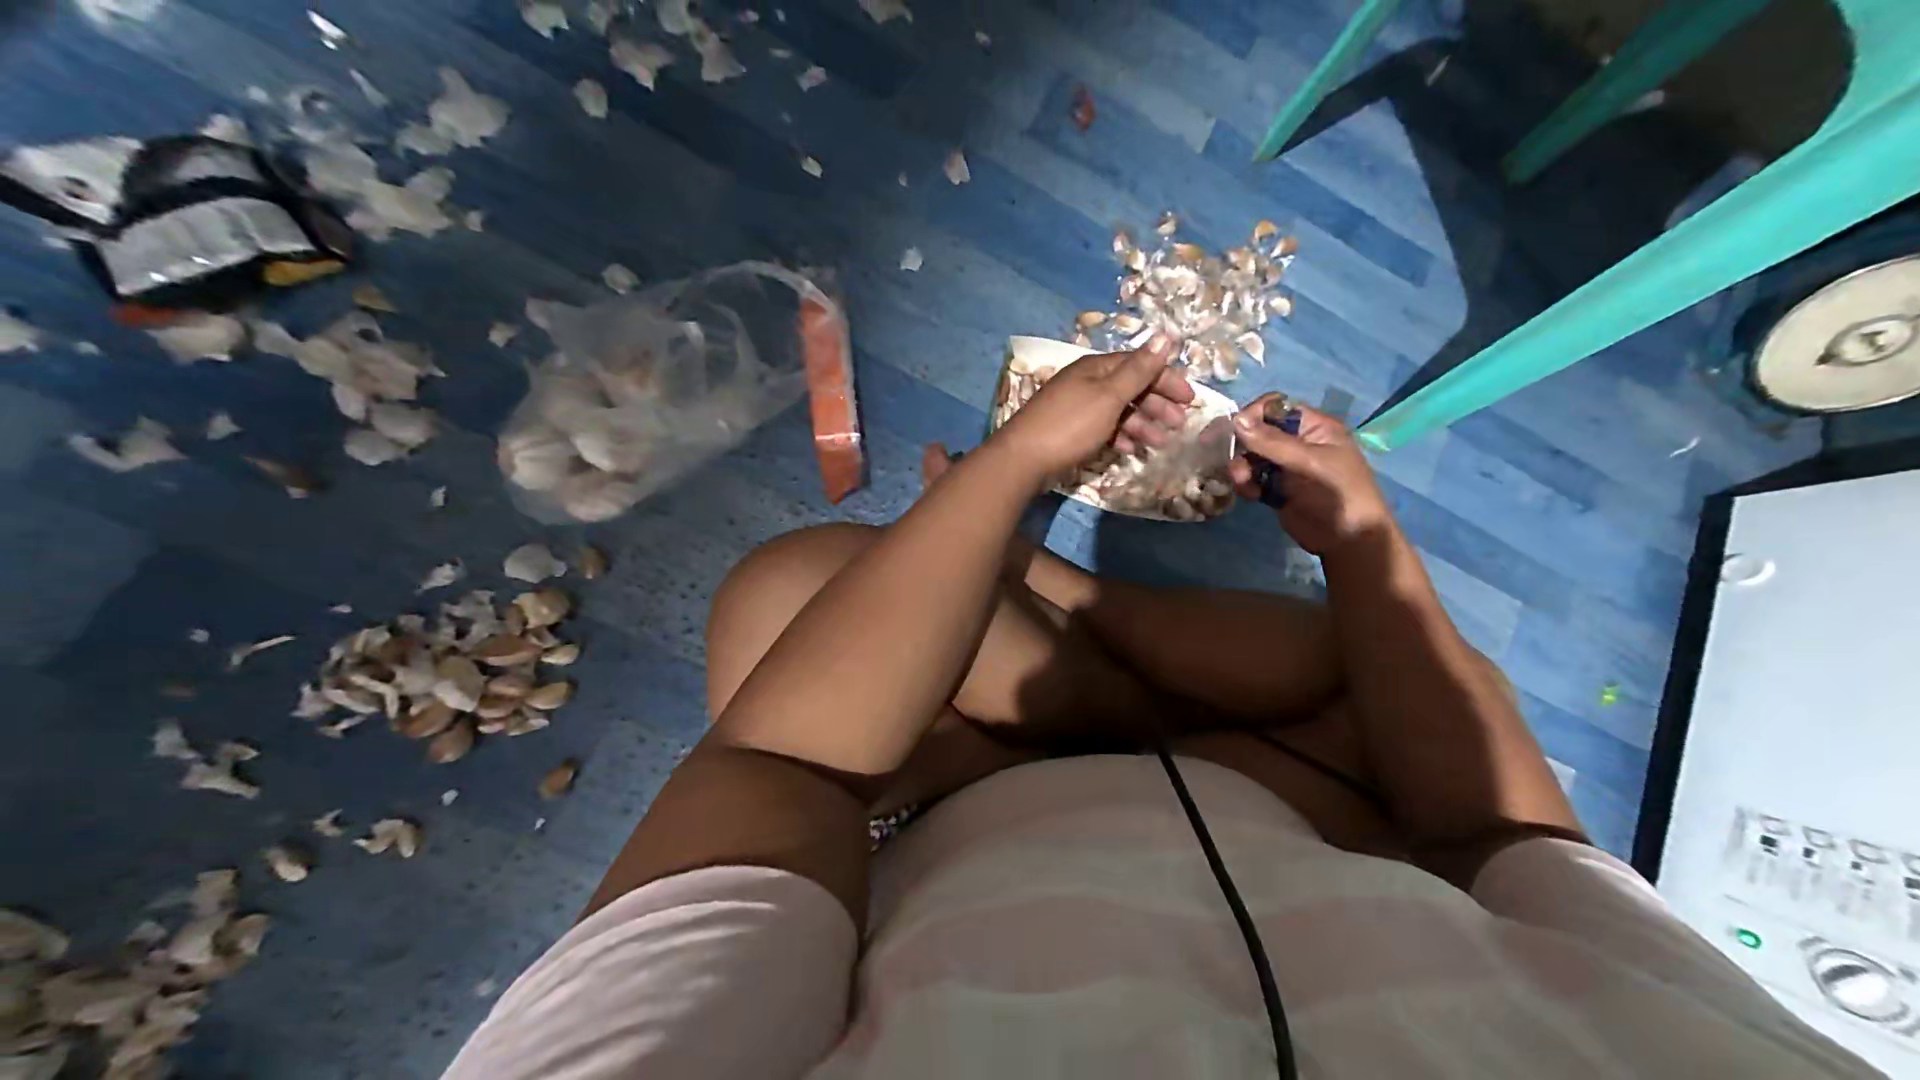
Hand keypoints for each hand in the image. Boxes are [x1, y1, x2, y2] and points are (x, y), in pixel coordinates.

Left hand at [991, 334, 1193, 479]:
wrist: (1023, 459)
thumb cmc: (1069, 425)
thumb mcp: (1108, 396)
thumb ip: (1138, 370)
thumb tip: (1165, 335)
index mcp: (1096, 369)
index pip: (1139, 365)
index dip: (1166, 379)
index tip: (1190, 399)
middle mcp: (1087, 383)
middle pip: (1130, 388)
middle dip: (1157, 404)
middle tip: (1179, 424)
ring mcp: (1077, 408)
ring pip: (1118, 411)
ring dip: (1142, 424)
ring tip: (1160, 443)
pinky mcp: (1071, 431)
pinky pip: (1103, 429)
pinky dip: (1120, 437)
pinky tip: (1131, 451)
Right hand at [1228, 397, 1394, 556]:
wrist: (1348, 540)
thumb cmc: (1338, 493)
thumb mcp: (1309, 463)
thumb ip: (1272, 442)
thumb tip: (1236, 419)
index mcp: (1314, 428)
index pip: (1276, 407)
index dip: (1254, 414)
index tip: (1236, 429)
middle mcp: (1298, 443)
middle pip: (1258, 432)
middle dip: (1243, 446)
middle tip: (1235, 461)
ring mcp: (1286, 467)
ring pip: (1251, 457)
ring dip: (1242, 468)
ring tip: (1242, 482)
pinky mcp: (1276, 489)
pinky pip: (1252, 478)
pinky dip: (1246, 484)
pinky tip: (1252, 496)